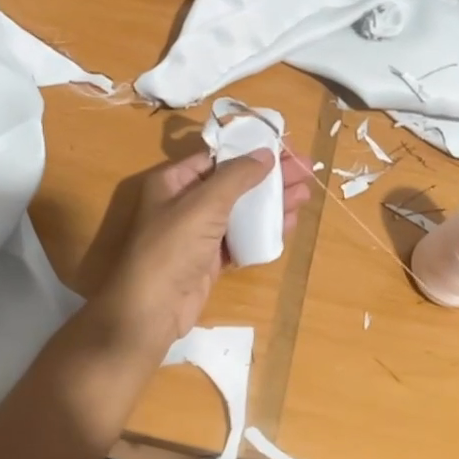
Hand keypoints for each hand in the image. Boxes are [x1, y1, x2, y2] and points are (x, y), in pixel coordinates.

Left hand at [91, 146, 313, 356]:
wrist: (152, 310)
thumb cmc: (172, 249)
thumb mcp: (203, 205)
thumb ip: (236, 177)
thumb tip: (265, 154)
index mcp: (174, 181)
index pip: (218, 157)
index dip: (252, 150)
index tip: (285, 148)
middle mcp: (185, 203)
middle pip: (234, 182)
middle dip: (270, 177)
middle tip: (306, 170)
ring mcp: (198, 233)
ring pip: (241, 211)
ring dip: (272, 202)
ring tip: (304, 195)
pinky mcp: (210, 259)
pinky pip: (241, 237)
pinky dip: (264, 230)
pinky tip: (289, 223)